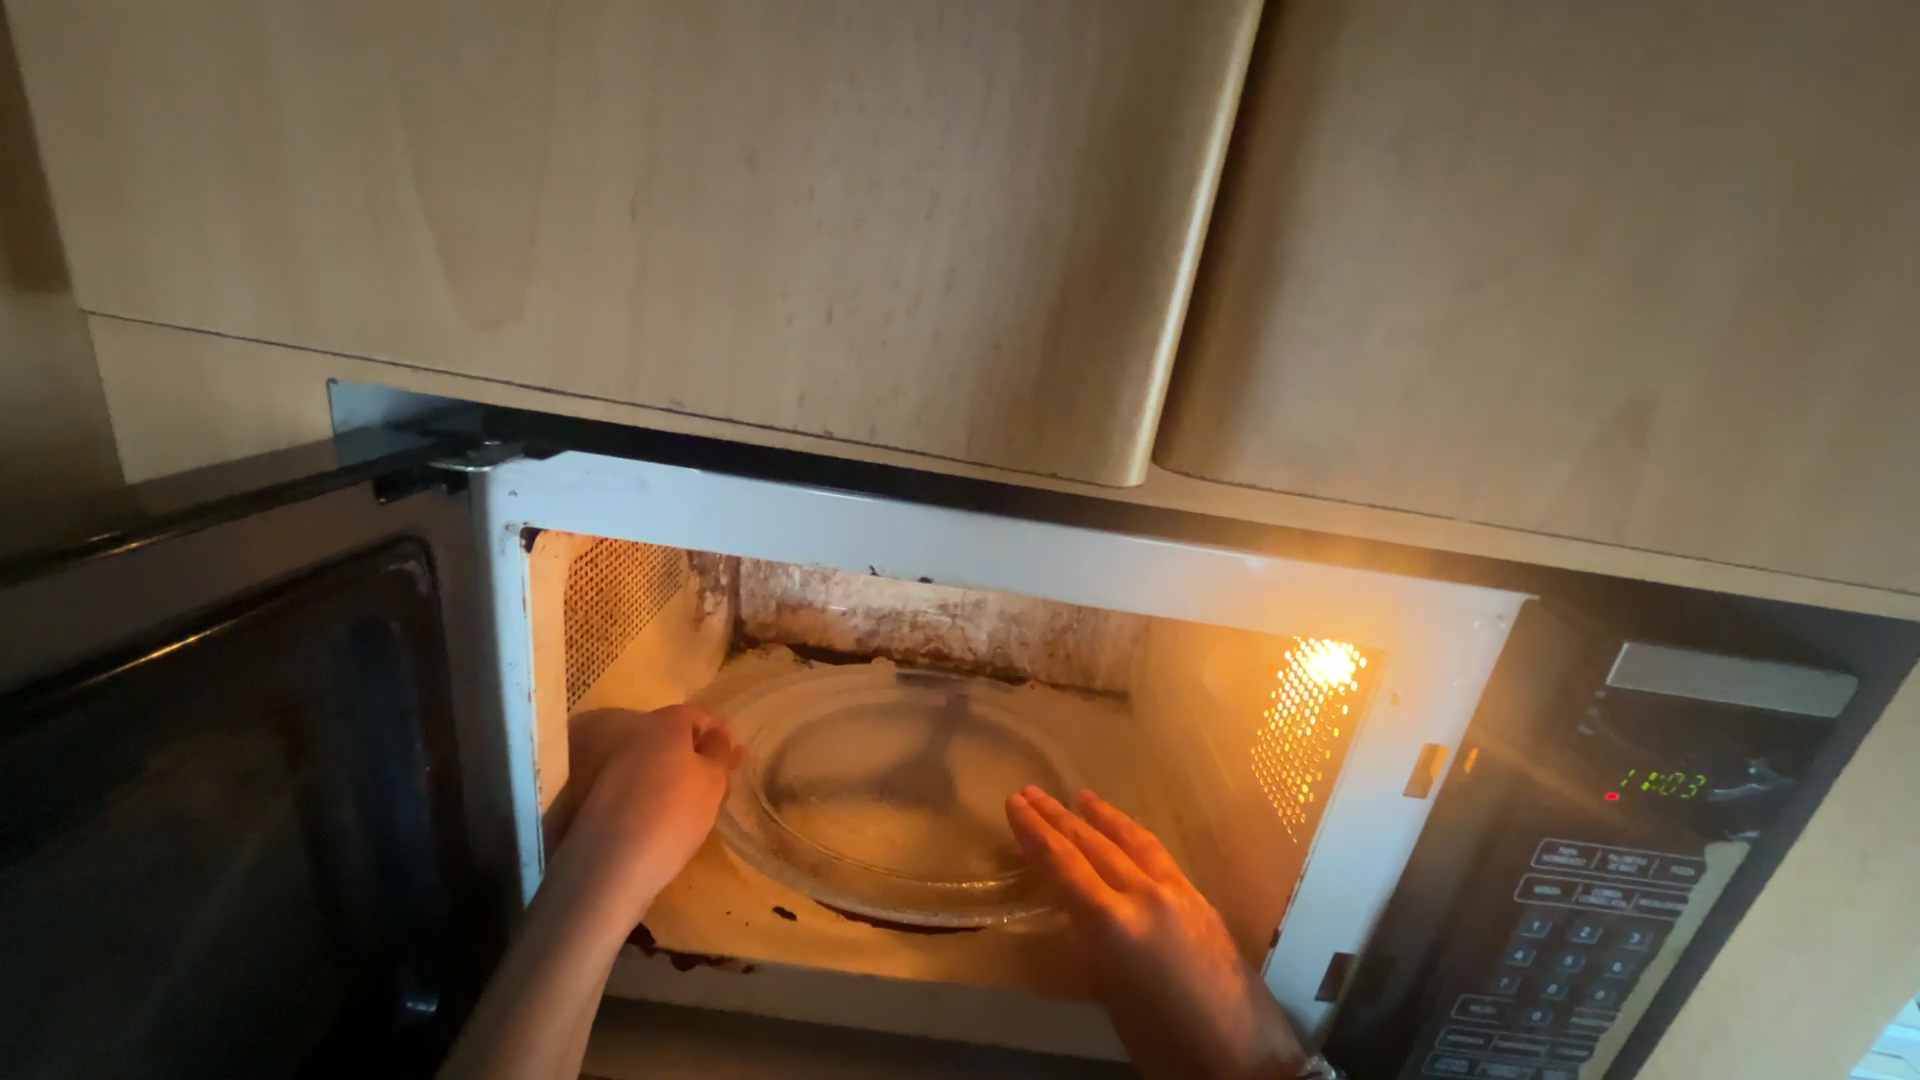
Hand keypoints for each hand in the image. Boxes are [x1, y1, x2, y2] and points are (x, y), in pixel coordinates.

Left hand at [440, 705, 741, 1079]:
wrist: (589, 884)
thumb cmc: (659, 828)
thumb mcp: (704, 794)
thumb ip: (714, 764)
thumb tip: (715, 751)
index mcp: (650, 727)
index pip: (691, 717)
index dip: (716, 734)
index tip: (732, 759)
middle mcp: (610, 734)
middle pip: (656, 731)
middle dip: (682, 749)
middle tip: (704, 781)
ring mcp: (580, 768)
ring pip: (625, 758)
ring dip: (651, 773)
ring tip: (672, 807)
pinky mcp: (559, 802)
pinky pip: (604, 784)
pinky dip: (623, 795)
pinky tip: (633, 827)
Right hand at [1006, 786, 1305, 1079]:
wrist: (1248, 1062)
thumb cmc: (1166, 1044)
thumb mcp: (1112, 996)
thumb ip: (1094, 941)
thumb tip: (1079, 912)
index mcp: (1113, 924)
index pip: (1064, 866)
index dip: (1035, 833)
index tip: (1014, 805)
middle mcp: (1143, 895)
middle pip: (1092, 844)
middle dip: (1057, 817)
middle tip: (1031, 792)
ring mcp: (1176, 891)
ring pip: (1130, 839)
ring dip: (1100, 815)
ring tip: (1078, 796)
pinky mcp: (1199, 898)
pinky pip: (1157, 853)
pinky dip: (1132, 834)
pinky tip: (1126, 830)